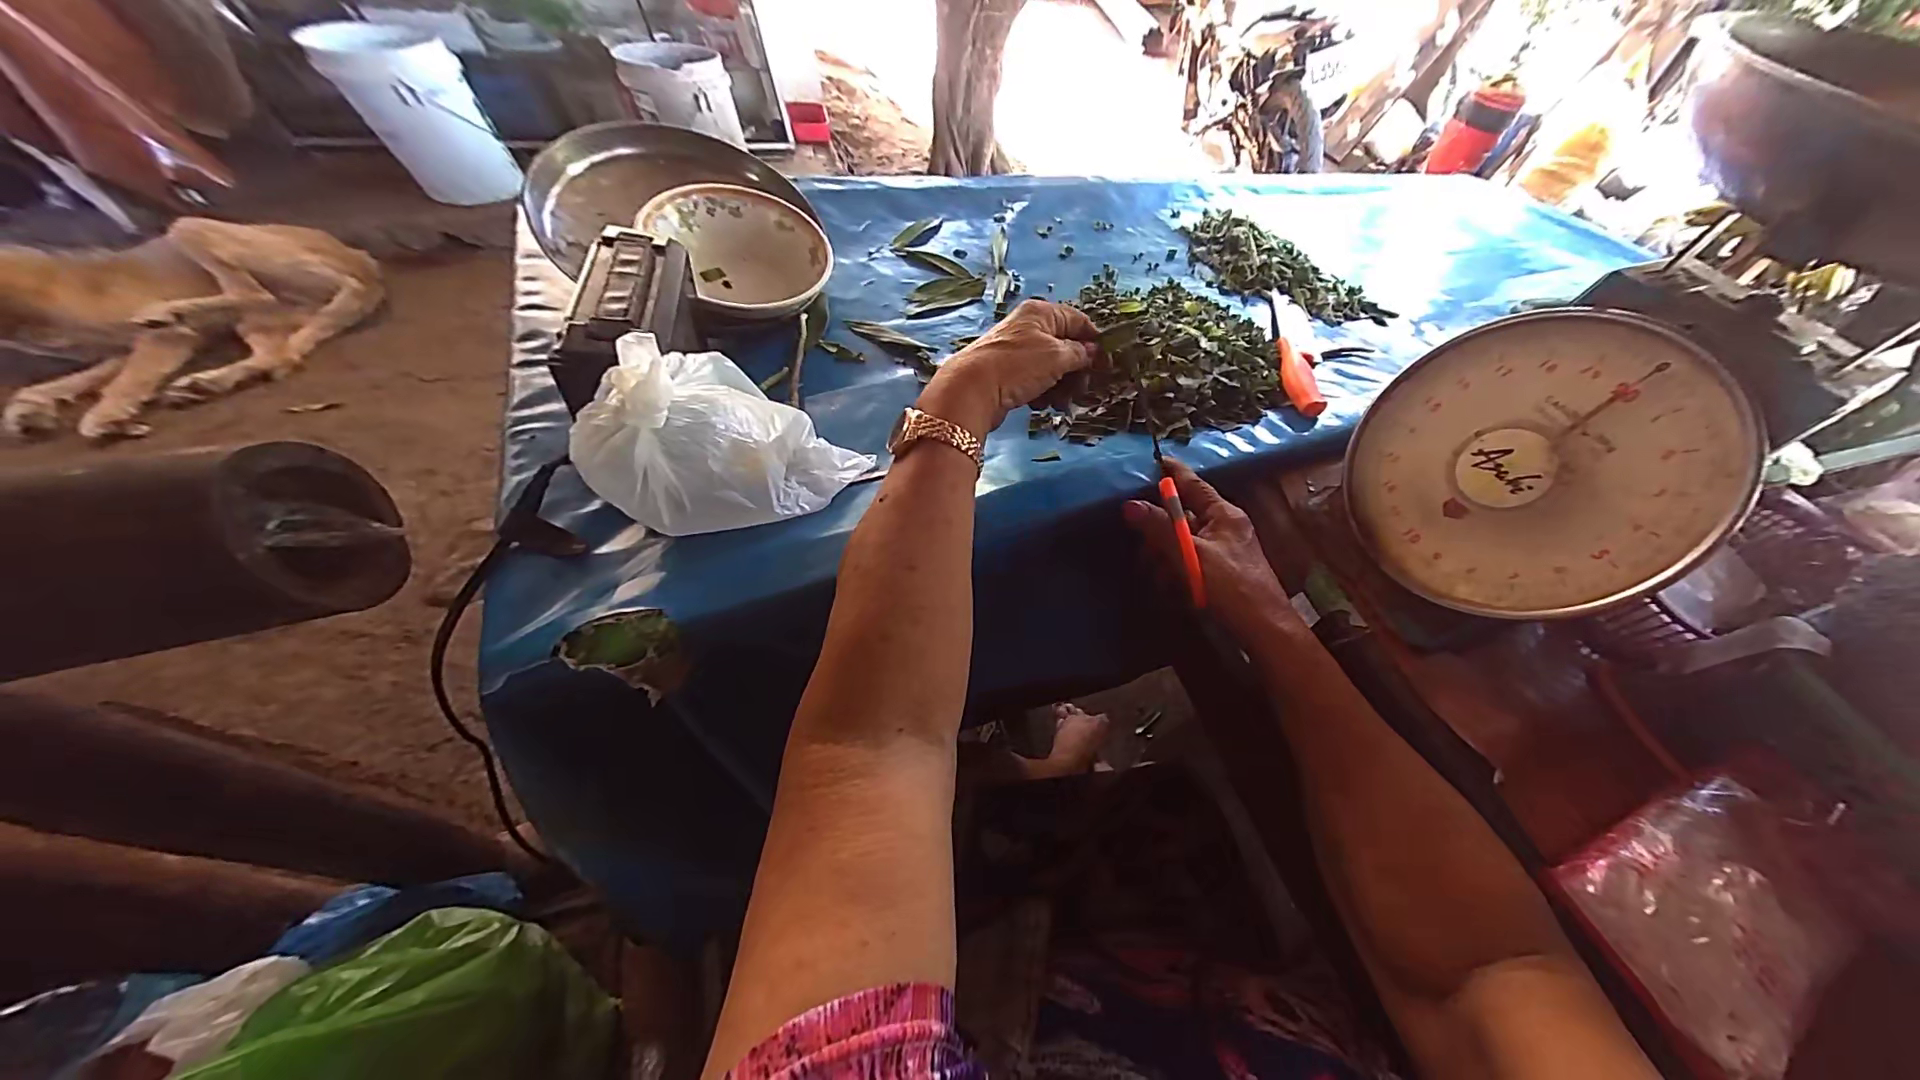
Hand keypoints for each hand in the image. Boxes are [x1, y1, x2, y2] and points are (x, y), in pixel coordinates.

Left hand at [916, 299, 1099, 435]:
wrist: (972, 390)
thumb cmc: (1018, 366)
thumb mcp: (1057, 356)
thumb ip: (1080, 353)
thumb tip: (1092, 352)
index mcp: (1041, 312)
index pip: (1078, 322)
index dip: (1094, 343)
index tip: (1106, 366)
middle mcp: (1028, 327)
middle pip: (1065, 347)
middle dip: (1076, 371)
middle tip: (1081, 390)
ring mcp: (1016, 351)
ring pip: (1051, 368)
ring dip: (1061, 386)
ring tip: (1060, 403)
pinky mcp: (1007, 373)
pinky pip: (1034, 381)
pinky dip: (1042, 392)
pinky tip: (1040, 405)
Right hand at [1122, 459, 1295, 642]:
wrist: (1263, 629)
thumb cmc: (1232, 586)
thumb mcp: (1191, 554)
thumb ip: (1160, 528)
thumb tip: (1130, 505)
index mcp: (1223, 514)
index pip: (1192, 484)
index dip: (1171, 472)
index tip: (1152, 459)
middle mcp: (1222, 528)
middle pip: (1179, 518)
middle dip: (1158, 534)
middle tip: (1145, 550)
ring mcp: (1220, 552)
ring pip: (1179, 544)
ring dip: (1164, 560)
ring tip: (1161, 579)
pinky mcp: (1216, 574)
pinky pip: (1187, 564)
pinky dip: (1175, 574)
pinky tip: (1172, 590)